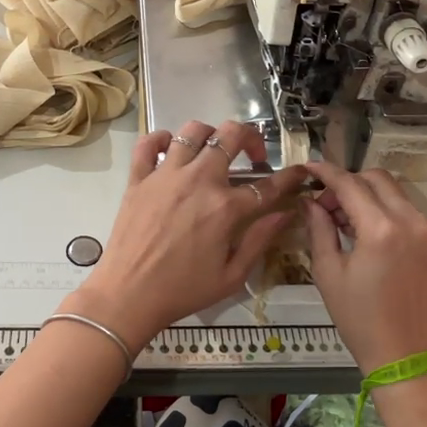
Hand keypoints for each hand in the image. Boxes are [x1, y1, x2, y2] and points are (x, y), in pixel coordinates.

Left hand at [63, 120, 308, 352]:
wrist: (128, 296)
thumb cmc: (183, 291)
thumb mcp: (232, 276)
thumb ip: (260, 240)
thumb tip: (286, 214)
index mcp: (226, 208)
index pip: (268, 185)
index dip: (289, 176)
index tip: (299, 173)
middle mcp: (198, 181)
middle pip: (231, 136)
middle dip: (251, 137)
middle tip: (253, 155)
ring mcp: (166, 176)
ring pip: (193, 130)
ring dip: (210, 134)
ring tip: (213, 150)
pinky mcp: (138, 179)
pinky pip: (148, 143)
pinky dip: (161, 138)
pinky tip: (171, 150)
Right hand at [302, 162, 426, 373]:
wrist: (407, 357)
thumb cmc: (360, 320)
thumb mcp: (329, 274)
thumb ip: (320, 230)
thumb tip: (311, 202)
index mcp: (380, 230)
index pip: (349, 184)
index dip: (326, 172)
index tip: (308, 166)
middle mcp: (411, 222)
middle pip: (377, 179)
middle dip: (349, 182)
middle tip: (326, 204)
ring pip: (396, 194)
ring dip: (369, 197)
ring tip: (346, 223)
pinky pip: (410, 215)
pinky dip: (388, 214)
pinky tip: (370, 238)